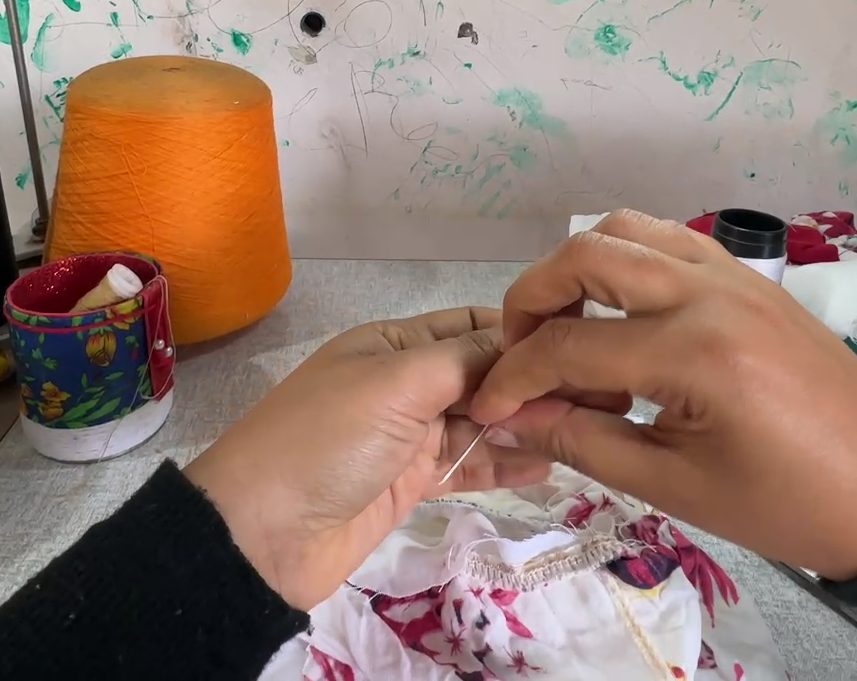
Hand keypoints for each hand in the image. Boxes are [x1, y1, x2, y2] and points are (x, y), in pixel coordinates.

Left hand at [184, 307, 551, 608]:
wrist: (263, 532)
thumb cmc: (330, 435)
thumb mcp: (395, 382)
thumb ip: (461, 361)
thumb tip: (519, 346)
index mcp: (392, 343)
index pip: (467, 325)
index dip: (517, 334)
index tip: (574, 346)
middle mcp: (403, 382)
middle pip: (478, 375)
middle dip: (527, 383)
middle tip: (592, 397)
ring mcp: (407, 434)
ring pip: (477, 421)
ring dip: (522, 424)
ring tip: (581, 428)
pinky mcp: (410, 482)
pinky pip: (466, 465)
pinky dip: (502, 464)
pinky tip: (547, 463)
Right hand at [471, 210, 856, 580]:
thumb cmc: (785, 506)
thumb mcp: (671, 485)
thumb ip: (578, 439)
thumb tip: (508, 417)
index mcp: (695, 353)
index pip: (569, 345)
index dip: (515, 376)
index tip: (491, 406)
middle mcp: (708, 290)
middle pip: (584, 256)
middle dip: (531, 299)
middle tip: (521, 350)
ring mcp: (730, 271)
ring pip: (622, 228)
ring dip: (575, 266)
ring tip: (566, 322)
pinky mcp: (745, 273)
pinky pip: (664, 237)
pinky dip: (622, 257)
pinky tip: (620, 308)